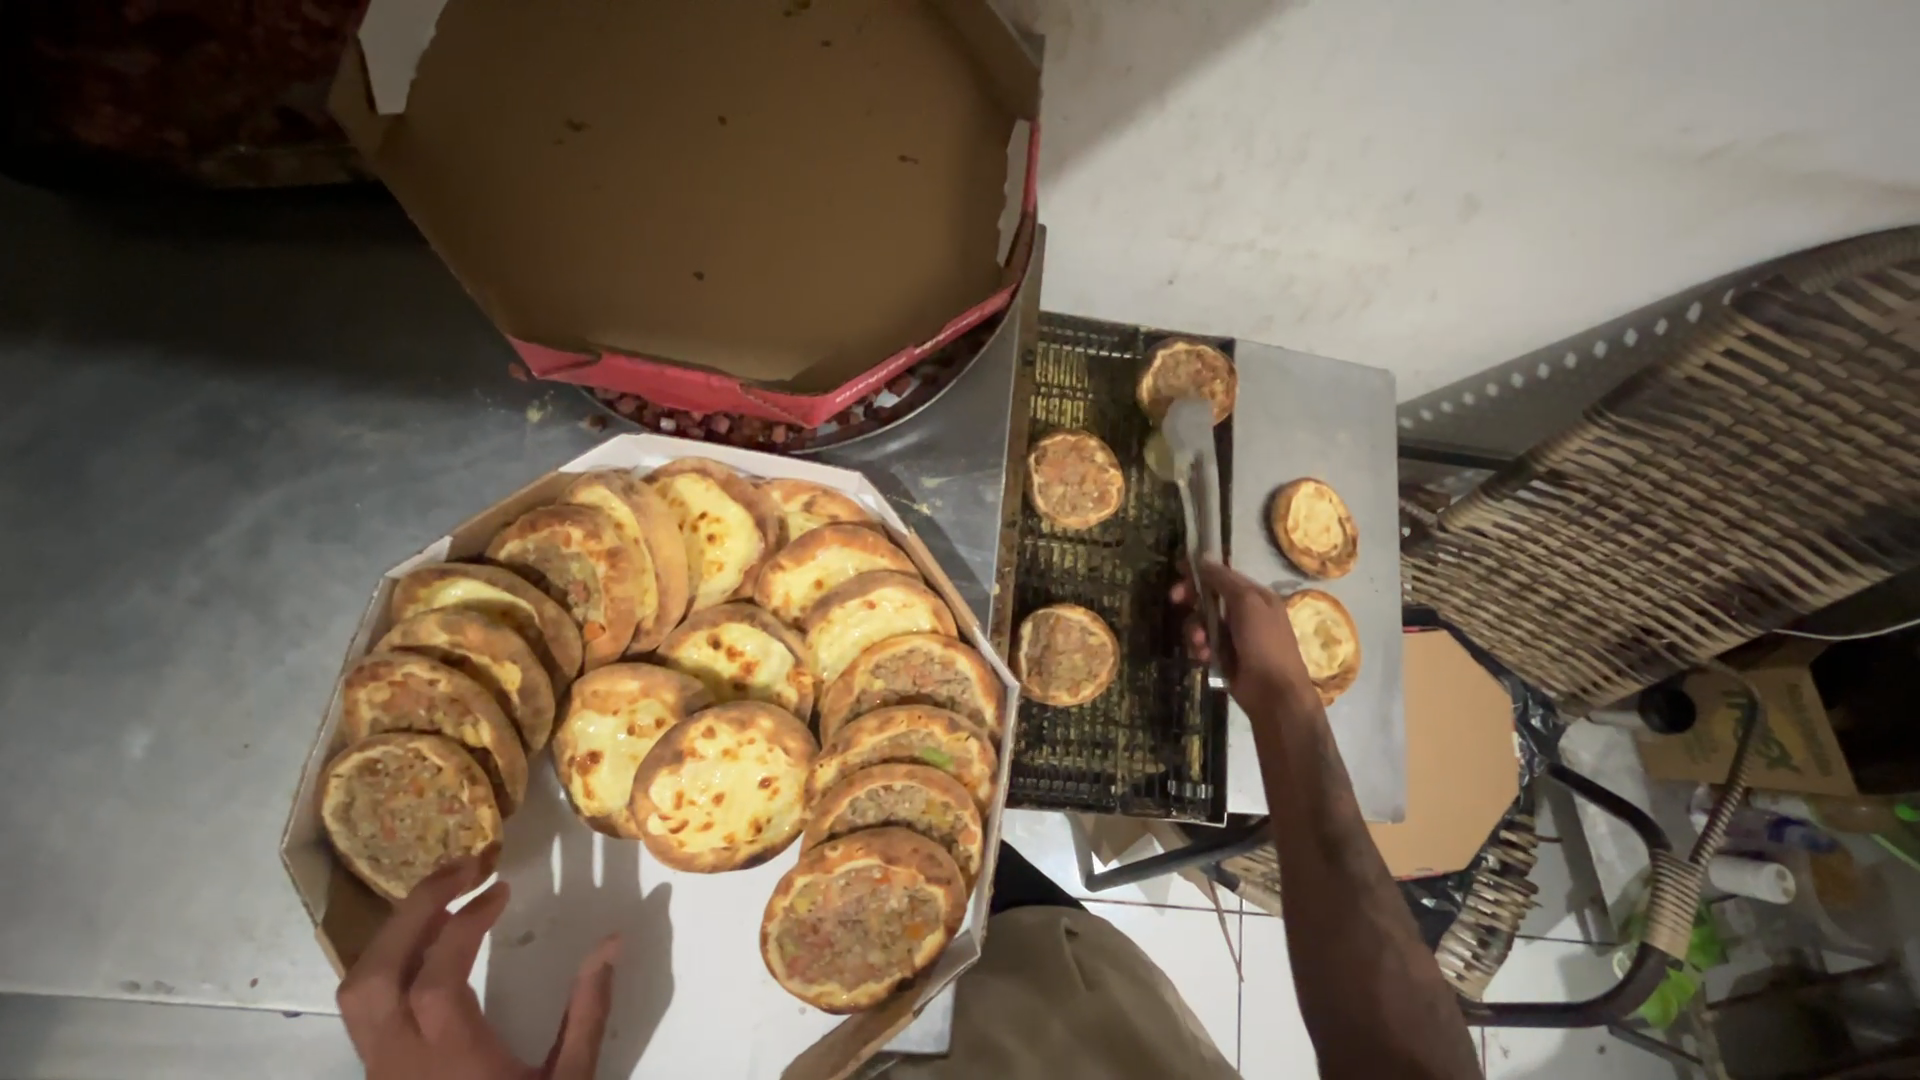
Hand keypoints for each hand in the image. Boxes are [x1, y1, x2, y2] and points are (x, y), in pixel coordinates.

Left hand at [337, 850, 621, 1079]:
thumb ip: (589, 1011)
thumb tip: (612, 940)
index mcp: (449, 1063)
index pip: (435, 977)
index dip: (465, 922)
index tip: (502, 888)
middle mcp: (399, 1064)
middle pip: (374, 976)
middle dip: (414, 909)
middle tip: (465, 866)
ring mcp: (381, 1070)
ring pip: (356, 991)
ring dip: (397, 931)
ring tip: (448, 895)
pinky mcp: (380, 1072)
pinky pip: (365, 1004)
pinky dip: (392, 957)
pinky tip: (431, 940)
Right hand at [1172, 560, 1318, 714]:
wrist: (1274, 693)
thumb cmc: (1265, 643)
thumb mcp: (1247, 604)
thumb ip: (1223, 580)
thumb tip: (1203, 558)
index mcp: (1255, 596)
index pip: (1223, 575)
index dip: (1201, 571)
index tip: (1179, 569)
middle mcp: (1244, 613)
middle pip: (1208, 598)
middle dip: (1192, 599)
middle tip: (1176, 598)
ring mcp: (1232, 636)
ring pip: (1201, 622)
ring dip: (1195, 630)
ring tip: (1201, 643)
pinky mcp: (1222, 657)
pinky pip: (1202, 644)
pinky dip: (1200, 648)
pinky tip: (1205, 657)